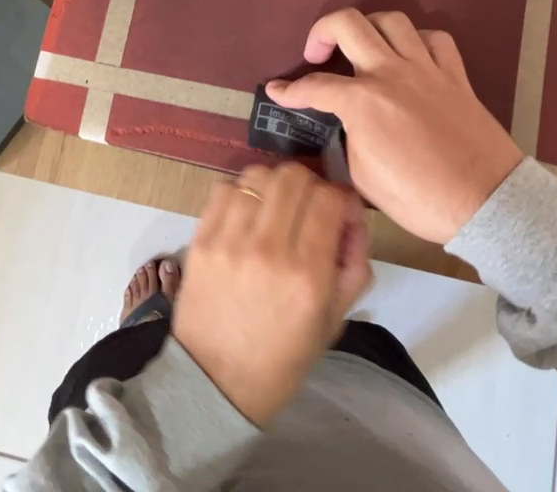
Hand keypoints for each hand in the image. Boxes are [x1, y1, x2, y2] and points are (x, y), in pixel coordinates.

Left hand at [172, 163, 372, 425]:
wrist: (216, 382)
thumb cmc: (283, 357)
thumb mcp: (335, 319)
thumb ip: (355, 263)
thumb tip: (352, 214)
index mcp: (308, 274)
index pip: (329, 197)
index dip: (341, 197)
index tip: (340, 211)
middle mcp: (269, 249)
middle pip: (294, 177)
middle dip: (311, 186)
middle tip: (309, 209)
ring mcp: (230, 241)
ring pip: (259, 175)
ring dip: (276, 186)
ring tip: (277, 209)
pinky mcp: (201, 239)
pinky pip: (225, 189)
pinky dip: (242, 193)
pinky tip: (248, 215)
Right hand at [266, 9, 522, 244]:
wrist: (485, 201)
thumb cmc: (418, 198)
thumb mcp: (364, 176)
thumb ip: (350, 138)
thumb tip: (348, 123)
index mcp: (362, 102)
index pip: (314, 87)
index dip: (289, 91)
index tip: (276, 90)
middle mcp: (391, 73)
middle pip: (348, 24)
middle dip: (321, 31)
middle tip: (316, 54)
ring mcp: (426, 69)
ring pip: (392, 21)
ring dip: (369, 28)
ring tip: (363, 49)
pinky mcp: (455, 75)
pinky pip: (435, 39)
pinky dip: (417, 41)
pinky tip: (410, 57)